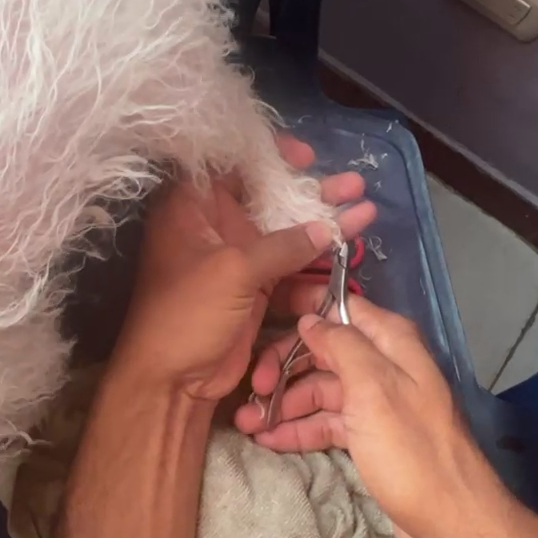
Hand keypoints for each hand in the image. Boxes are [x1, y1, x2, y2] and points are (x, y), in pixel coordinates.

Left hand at [108, 137, 376, 403]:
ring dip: (325, 224)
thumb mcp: (233, 271)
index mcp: (193, 209)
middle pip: (269, 198)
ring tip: (366, 210)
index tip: (306, 158)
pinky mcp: (256, 290)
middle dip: (312, 191)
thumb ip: (281, 246)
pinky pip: (292, 268)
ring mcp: (238, 259)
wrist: (171, 382)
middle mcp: (215, 227)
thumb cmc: (187, 314)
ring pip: (287, 233)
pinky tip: (351, 250)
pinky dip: (318, 263)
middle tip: (354, 184)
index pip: (231, 164)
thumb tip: (324, 229)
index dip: (268, 155)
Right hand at [232, 295, 509, 537]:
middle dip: (283, 367)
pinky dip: (298, 429)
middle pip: (323, 351)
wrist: (452, 524)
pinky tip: (267, 439)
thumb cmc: (412, 451)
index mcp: (391, 342)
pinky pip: (325, 422)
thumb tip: (311, 319)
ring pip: (319, 390)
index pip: (340, 308)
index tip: (259, 315)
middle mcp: (383, 365)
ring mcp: (374, 402)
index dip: (301, 308)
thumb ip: (342, 345)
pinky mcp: (368, 437)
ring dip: (283, 403)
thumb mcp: (374, 389)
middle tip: (251, 389)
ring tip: (246, 422)